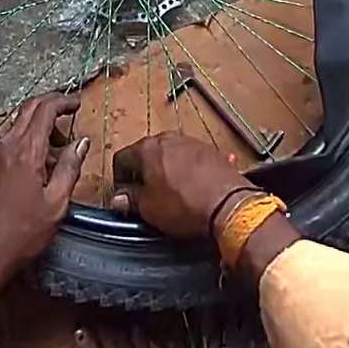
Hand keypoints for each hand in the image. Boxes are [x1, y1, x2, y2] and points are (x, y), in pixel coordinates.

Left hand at [0, 93, 88, 302]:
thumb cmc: (19, 235)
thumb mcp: (56, 205)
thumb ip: (70, 168)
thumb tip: (81, 144)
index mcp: (25, 150)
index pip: (45, 109)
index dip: (63, 100)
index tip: (76, 102)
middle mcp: (6, 145)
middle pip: (29, 108)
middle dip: (51, 104)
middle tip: (68, 111)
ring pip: (19, 125)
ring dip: (40, 126)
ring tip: (58, 149)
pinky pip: (9, 141)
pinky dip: (27, 141)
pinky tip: (38, 165)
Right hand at [109, 133, 250, 239]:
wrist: (229, 204)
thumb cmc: (184, 204)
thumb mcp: (150, 209)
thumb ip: (131, 199)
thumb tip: (119, 198)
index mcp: (146, 148)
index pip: (122, 158)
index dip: (120, 178)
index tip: (126, 195)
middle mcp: (166, 138)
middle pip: (147, 153)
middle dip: (145, 172)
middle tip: (148, 195)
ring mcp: (190, 142)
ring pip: (171, 154)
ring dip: (168, 170)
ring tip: (174, 193)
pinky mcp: (211, 151)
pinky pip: (193, 160)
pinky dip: (190, 172)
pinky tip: (195, 187)